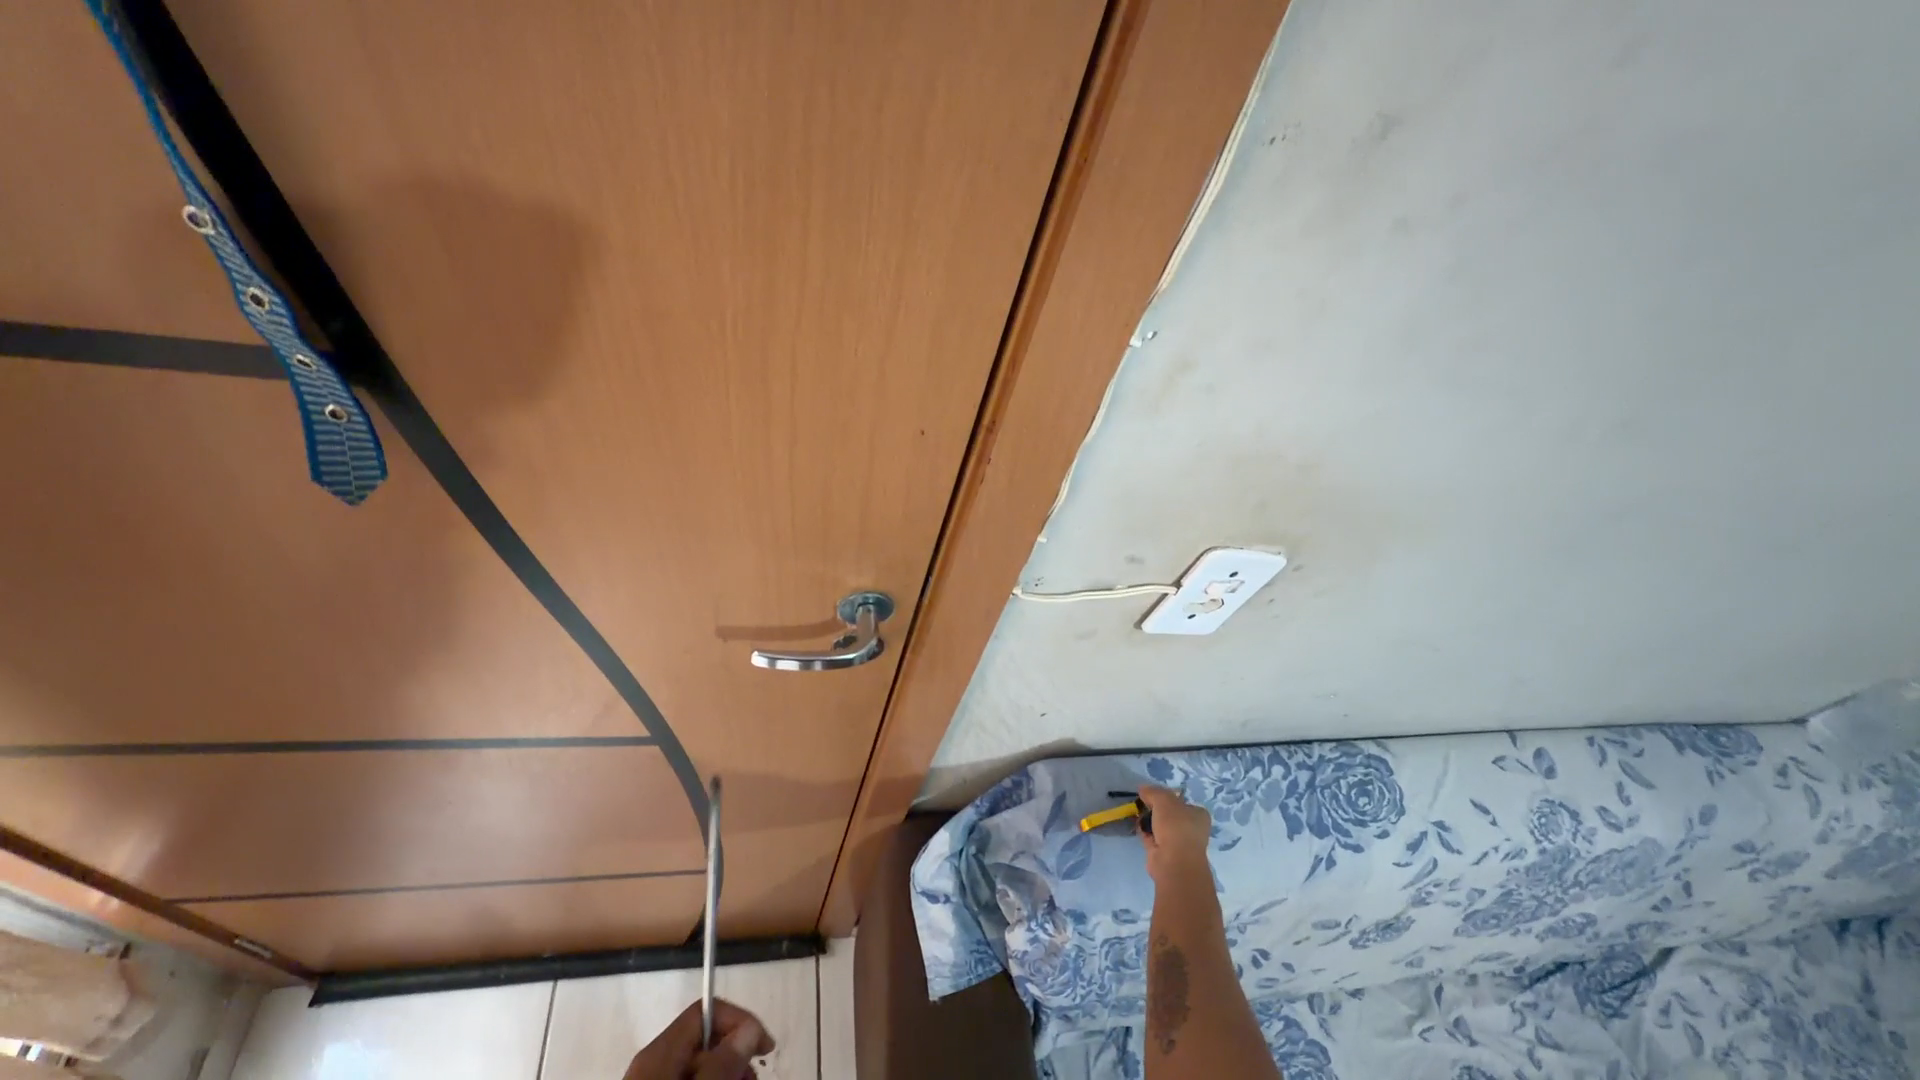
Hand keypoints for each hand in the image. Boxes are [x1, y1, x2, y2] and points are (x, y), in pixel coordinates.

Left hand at [623, 998, 773, 1079]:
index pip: (705, 1012)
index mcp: (660, 1054)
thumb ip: (723, 1065)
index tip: (764, 1050)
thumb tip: (749, 1030)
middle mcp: (656, 1065)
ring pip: (704, 1071)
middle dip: (736, 1062)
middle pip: (707, 1043)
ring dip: (729, 1079)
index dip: (739, 1022)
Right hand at [1137, 784, 1212, 884]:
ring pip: (1160, 826)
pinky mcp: (1165, 852)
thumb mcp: (1164, 800)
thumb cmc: (1175, 827)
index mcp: (1199, 815)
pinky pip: (1152, 837)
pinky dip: (1144, 831)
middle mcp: (1191, 828)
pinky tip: (1136, 824)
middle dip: (1155, 809)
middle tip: (1142, 802)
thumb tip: (1143, 789)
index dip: (1167, 797)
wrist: (1173, 861)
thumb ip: (1153, 792)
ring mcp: (1178, 842)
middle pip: (1170, 813)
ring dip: (1149, 820)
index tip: (1152, 794)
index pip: (1182, 802)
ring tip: (1136, 812)